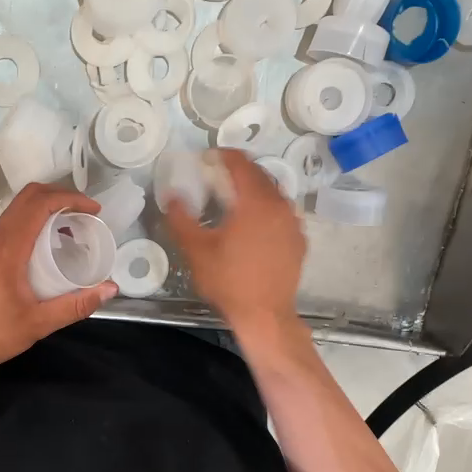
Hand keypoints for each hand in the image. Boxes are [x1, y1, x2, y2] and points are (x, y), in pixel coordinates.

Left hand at [0, 183, 118, 373]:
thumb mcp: (37, 323)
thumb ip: (75, 305)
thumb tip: (109, 289)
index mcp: (7, 247)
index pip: (40, 203)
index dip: (71, 199)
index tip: (95, 210)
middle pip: (27, 197)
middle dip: (60, 197)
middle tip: (85, 215)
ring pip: (16, 210)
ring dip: (44, 210)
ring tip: (70, 230)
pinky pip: (9, 226)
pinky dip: (31, 224)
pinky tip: (45, 249)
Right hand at [164, 148, 305, 339]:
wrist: (265, 316)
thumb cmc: (229, 282)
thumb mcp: (196, 251)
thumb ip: (182, 220)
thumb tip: (172, 197)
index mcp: (255, 202)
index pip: (241, 164)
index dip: (224, 156)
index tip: (208, 157)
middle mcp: (280, 206)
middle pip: (260, 175)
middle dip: (239, 170)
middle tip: (218, 176)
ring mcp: (293, 224)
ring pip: (274, 194)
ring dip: (254, 189)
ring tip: (234, 199)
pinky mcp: (299, 241)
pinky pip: (282, 214)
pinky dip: (267, 209)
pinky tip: (254, 224)